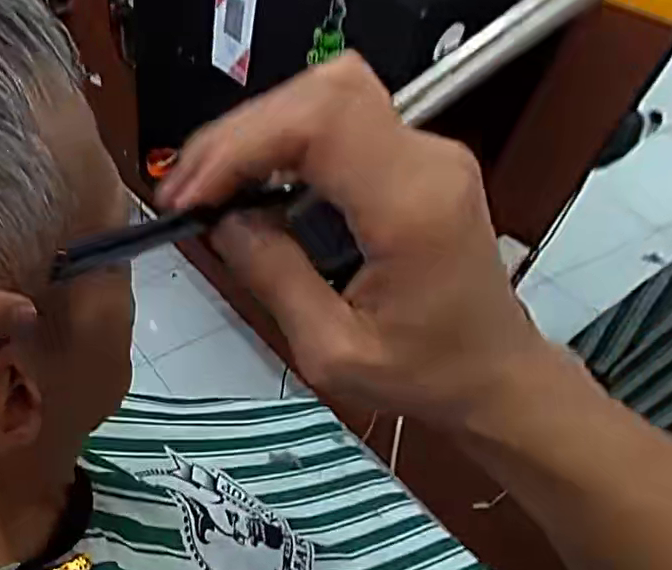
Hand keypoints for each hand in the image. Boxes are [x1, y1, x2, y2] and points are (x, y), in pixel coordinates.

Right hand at [158, 53, 569, 431]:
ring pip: (326, 99)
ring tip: (202, 190)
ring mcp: (423, 154)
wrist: (488, 372)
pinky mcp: (411, 164)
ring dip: (254, 136)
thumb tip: (224, 225)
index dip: (240, 147)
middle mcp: (425, 160)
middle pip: (321, 94)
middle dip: (238, 135)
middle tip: (182, 191)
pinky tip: (245, 187)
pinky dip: (279, 147)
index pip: (319, 124)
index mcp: (410, 206)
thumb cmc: (419, 374)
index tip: (188, 199)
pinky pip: (337, 128)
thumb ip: (276, 279)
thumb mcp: (331, 349)